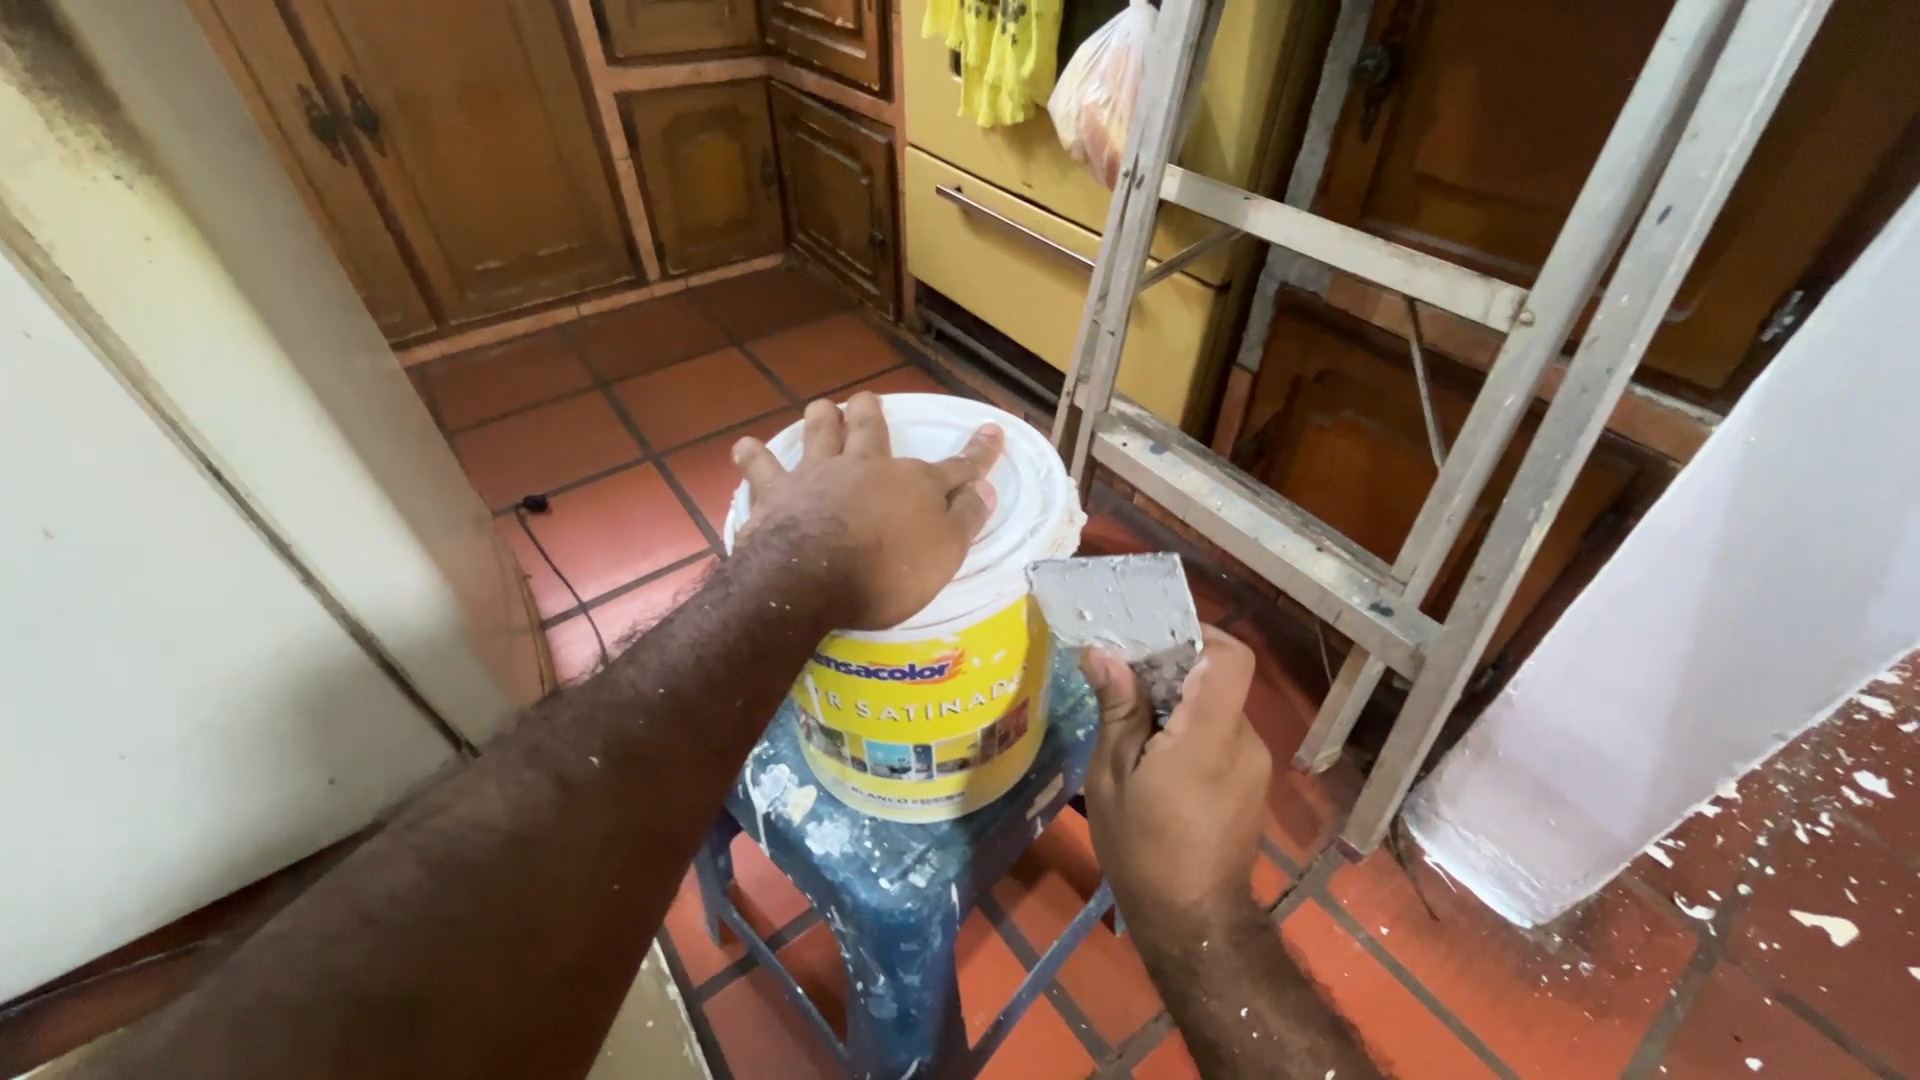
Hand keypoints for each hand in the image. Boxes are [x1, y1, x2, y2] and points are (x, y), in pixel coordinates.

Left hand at [732, 393, 1002, 629]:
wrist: (812, 580)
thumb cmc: (886, 574)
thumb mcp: (944, 554)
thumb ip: (965, 519)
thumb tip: (984, 488)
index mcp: (913, 485)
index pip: (957, 467)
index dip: (978, 452)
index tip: (993, 432)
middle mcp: (866, 467)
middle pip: (871, 430)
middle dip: (872, 413)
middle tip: (867, 400)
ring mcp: (817, 475)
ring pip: (819, 433)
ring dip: (821, 418)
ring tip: (821, 407)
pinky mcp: (776, 493)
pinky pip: (761, 468)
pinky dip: (754, 457)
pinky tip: (745, 448)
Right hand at [1081, 626, 1271, 947]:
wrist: (1194, 922)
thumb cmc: (1142, 850)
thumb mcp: (1110, 778)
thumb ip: (1117, 710)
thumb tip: (1103, 653)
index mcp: (1208, 737)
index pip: (1230, 657)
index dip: (1197, 632)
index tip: (1152, 634)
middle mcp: (1243, 740)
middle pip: (1219, 676)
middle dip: (1173, 665)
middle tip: (1123, 673)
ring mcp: (1253, 762)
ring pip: (1217, 704)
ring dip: (1178, 698)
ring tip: (1131, 716)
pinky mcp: (1251, 779)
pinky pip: (1221, 731)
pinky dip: (1190, 724)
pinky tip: (1154, 750)